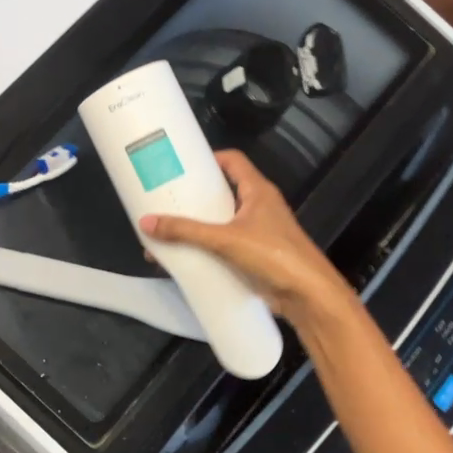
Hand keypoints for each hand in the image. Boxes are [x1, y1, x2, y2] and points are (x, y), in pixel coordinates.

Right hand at [139, 150, 353, 320]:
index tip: (180, 164)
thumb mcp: (225, 239)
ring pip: (220, 221)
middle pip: (222, 192)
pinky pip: (223, 245)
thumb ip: (186, 232)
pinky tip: (183, 257)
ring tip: (166, 229)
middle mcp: (257, 207)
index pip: (232, 160)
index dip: (208, 158)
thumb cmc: (273, 255)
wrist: (307, 295)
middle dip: (194, 196)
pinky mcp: (253, 255)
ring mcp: (257, 232)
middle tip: (164, 198)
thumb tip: (146, 222)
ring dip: (196, 226)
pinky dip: (204, 248)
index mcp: (257, 191)